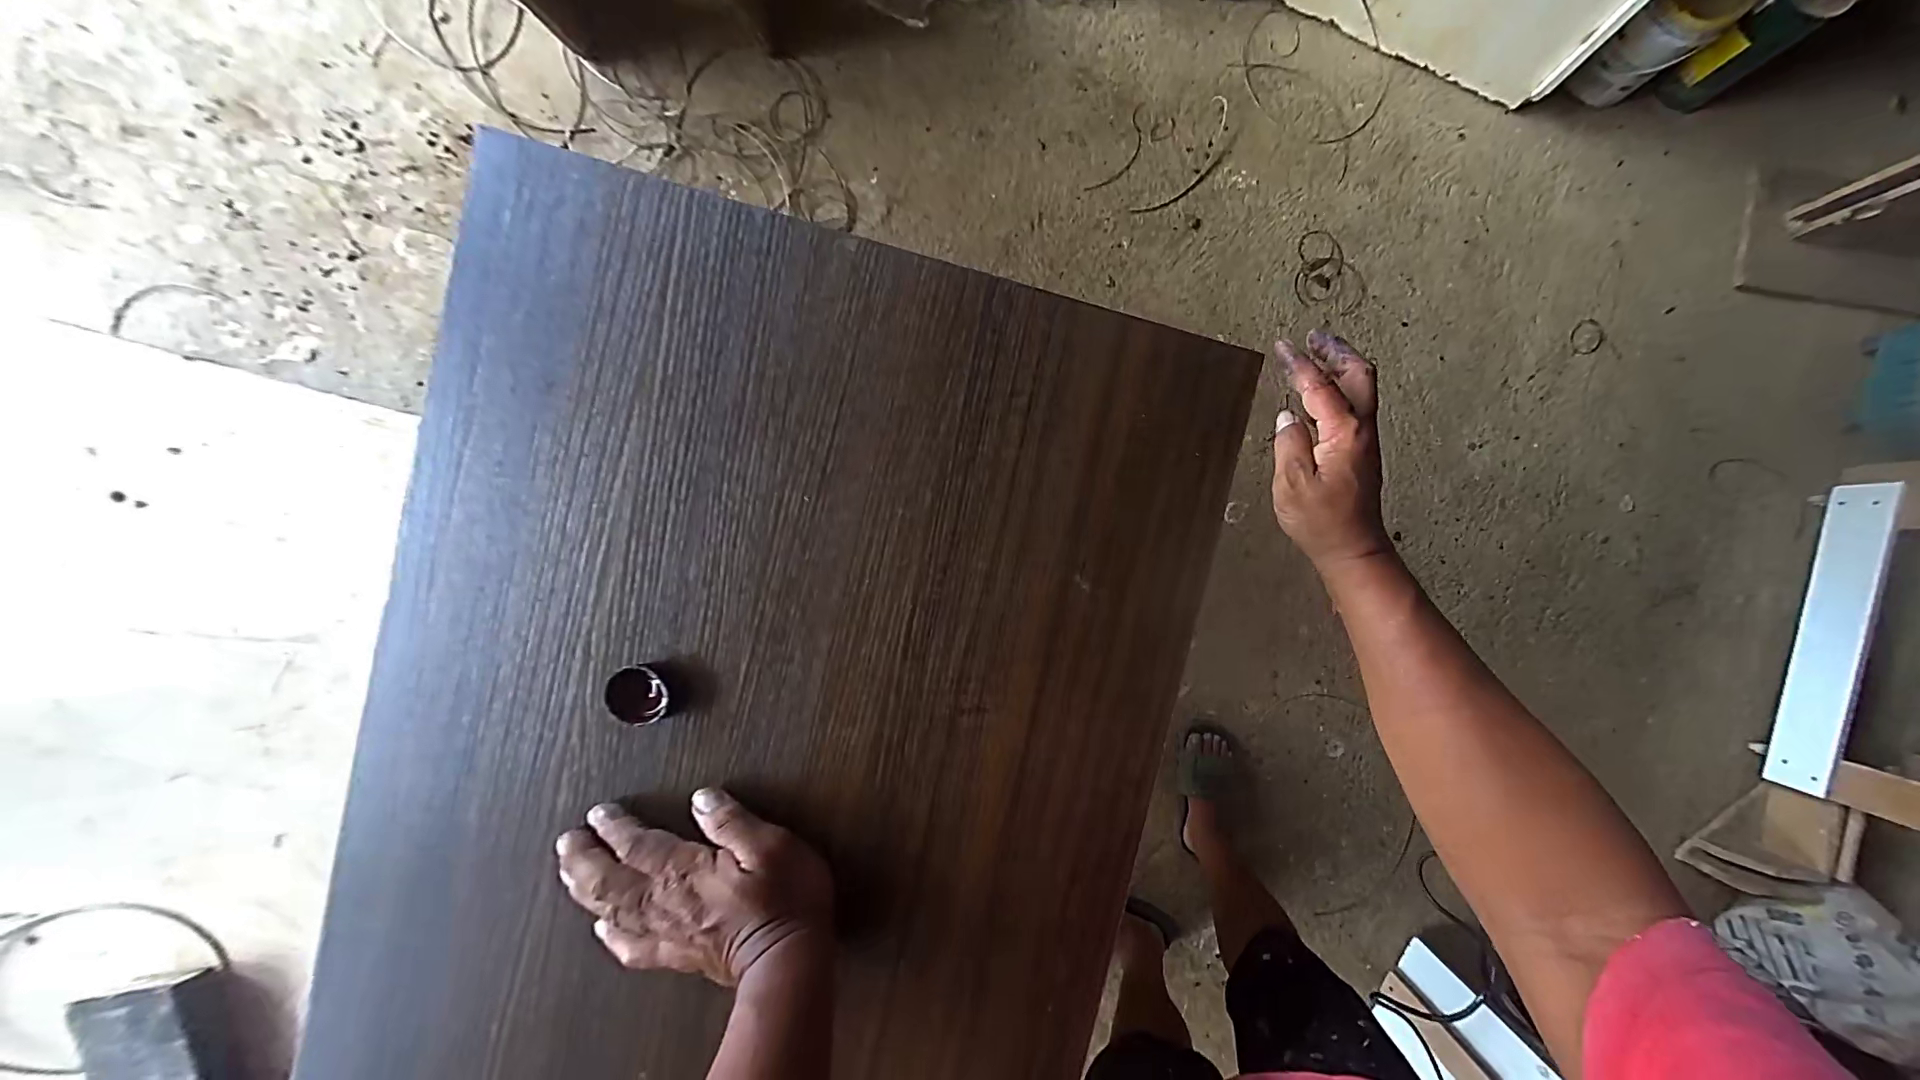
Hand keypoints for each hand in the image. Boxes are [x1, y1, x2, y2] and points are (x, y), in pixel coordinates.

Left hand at [555, 787, 832, 986]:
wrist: (789, 961)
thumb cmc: (784, 900)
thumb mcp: (769, 845)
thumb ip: (732, 820)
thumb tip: (703, 797)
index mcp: (684, 871)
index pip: (637, 844)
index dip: (615, 826)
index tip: (600, 812)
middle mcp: (666, 902)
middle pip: (610, 880)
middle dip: (584, 858)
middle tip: (567, 841)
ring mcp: (668, 932)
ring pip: (612, 911)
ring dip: (585, 892)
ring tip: (570, 874)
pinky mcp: (679, 955)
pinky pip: (632, 947)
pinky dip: (611, 937)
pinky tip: (603, 930)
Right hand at [1270, 329, 1390, 568]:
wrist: (1351, 546)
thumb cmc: (1321, 521)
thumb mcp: (1292, 484)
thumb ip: (1288, 444)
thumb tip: (1288, 416)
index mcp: (1343, 433)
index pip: (1320, 387)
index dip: (1300, 363)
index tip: (1284, 345)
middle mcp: (1361, 430)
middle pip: (1357, 375)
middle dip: (1336, 351)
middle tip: (1315, 335)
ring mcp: (1364, 439)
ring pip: (1360, 387)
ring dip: (1340, 365)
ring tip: (1320, 351)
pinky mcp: (1360, 450)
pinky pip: (1354, 405)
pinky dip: (1339, 386)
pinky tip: (1322, 390)